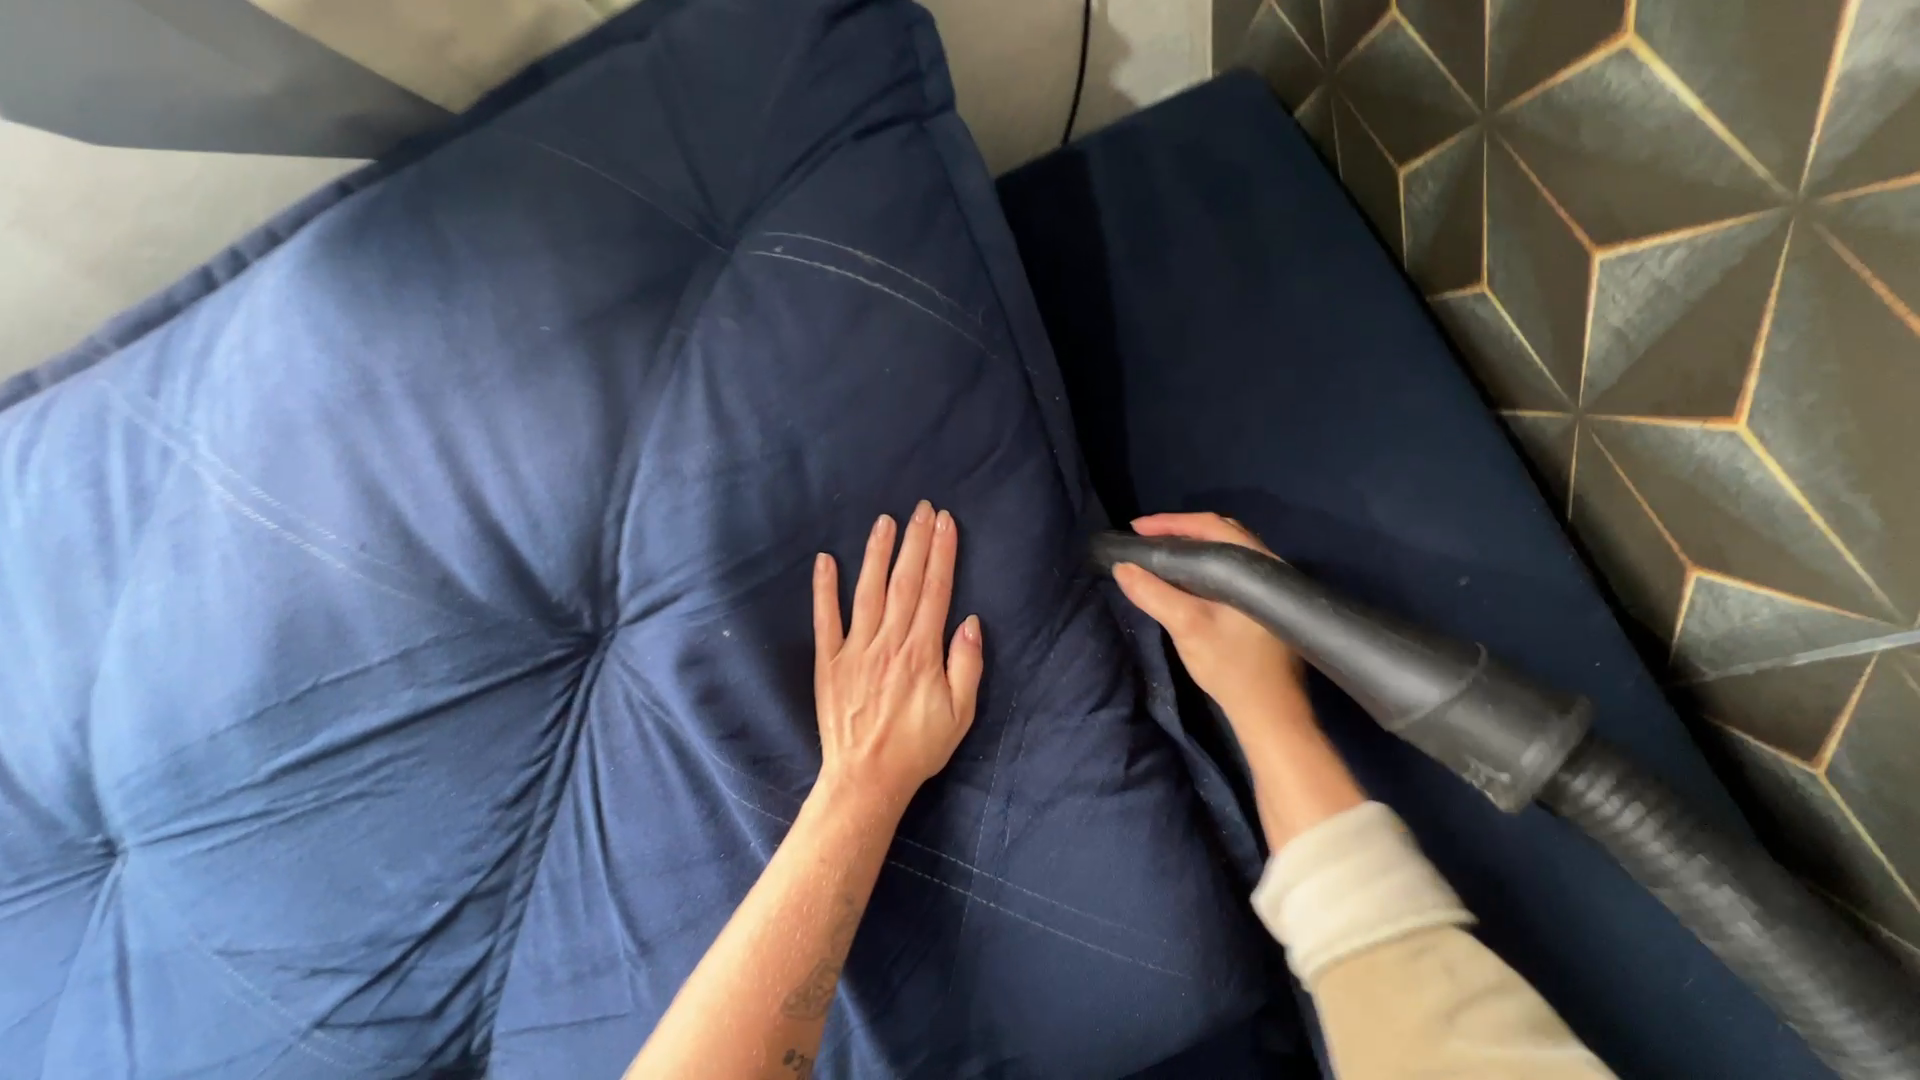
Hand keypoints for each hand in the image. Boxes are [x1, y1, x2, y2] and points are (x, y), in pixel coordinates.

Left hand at [812, 501, 982, 811]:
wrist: (867, 779)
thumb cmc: (918, 748)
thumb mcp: (960, 714)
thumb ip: (966, 665)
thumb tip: (970, 621)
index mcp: (921, 653)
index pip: (935, 591)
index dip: (942, 554)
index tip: (946, 523)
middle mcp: (888, 643)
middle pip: (904, 583)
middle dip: (915, 542)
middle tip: (922, 508)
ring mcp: (854, 650)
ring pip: (868, 592)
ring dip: (877, 554)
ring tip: (885, 521)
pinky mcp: (828, 662)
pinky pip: (825, 619)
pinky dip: (824, 589)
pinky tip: (826, 560)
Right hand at [1109, 513, 1307, 724]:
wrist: (1270, 712)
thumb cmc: (1232, 666)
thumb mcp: (1187, 627)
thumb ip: (1154, 595)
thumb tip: (1121, 568)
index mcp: (1256, 565)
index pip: (1210, 526)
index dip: (1171, 522)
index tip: (1135, 529)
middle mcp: (1268, 568)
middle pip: (1219, 535)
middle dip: (1179, 531)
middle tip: (1144, 538)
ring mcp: (1268, 588)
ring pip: (1224, 554)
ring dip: (1190, 550)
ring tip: (1158, 555)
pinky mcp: (1263, 606)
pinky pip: (1228, 571)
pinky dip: (1201, 567)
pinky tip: (1183, 579)